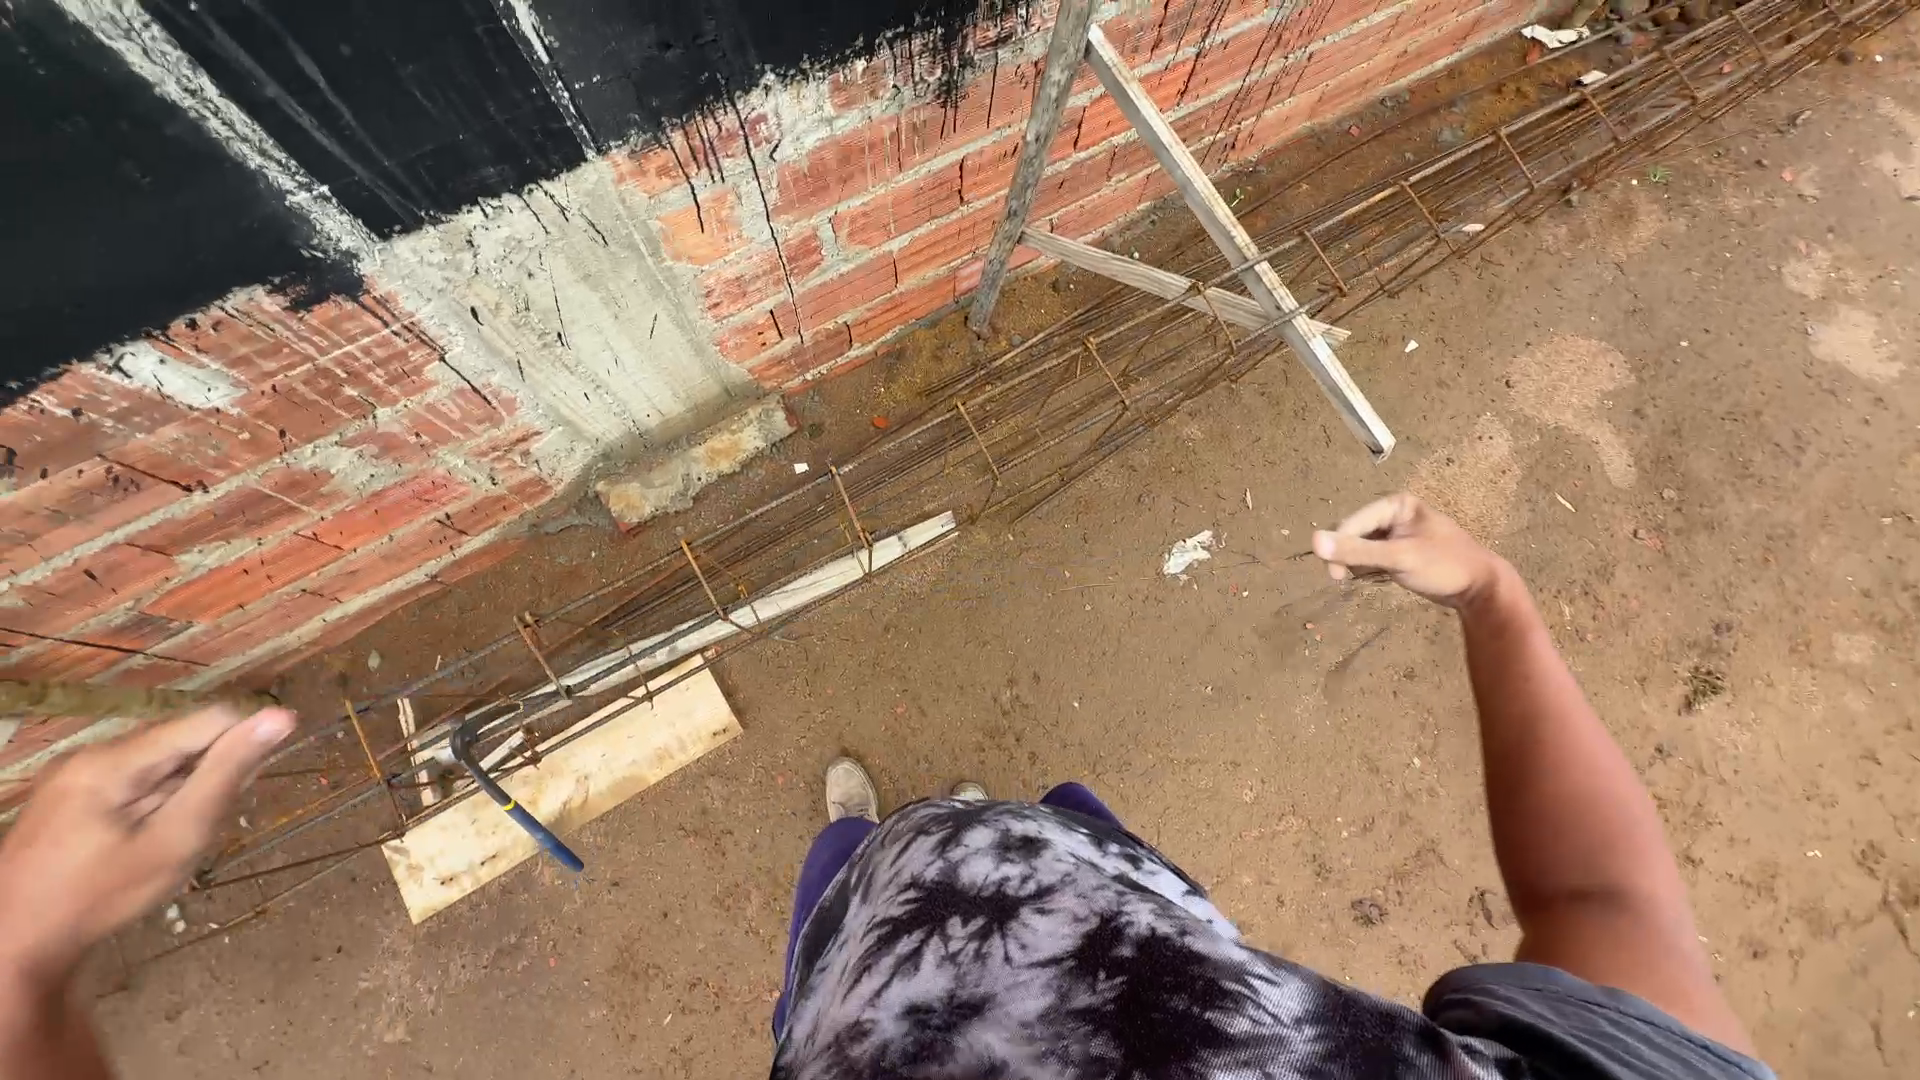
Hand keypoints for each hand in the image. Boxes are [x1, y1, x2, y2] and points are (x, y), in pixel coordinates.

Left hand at [0, 706, 293, 984]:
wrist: (13, 948)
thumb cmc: (102, 895)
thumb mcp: (178, 835)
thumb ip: (228, 772)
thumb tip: (282, 717)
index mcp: (115, 759)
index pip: (214, 719)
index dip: (245, 745)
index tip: (246, 787)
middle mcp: (95, 753)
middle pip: (189, 737)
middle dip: (213, 772)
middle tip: (202, 822)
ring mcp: (81, 772)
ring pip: (171, 757)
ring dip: (191, 787)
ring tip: (176, 832)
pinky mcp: (78, 789)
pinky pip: (146, 774)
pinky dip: (167, 796)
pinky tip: (155, 831)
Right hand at [1311, 493, 1507, 607]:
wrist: (1480, 589)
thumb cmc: (1444, 566)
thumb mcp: (1399, 558)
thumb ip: (1356, 551)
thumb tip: (1313, 542)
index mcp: (1396, 505)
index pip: (1352, 522)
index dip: (1338, 545)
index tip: (1334, 573)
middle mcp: (1393, 515)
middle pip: (1352, 533)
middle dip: (1346, 555)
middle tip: (1344, 578)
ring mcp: (1395, 533)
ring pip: (1357, 546)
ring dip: (1355, 563)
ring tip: (1367, 577)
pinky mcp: (1396, 550)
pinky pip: (1368, 555)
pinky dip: (1365, 567)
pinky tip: (1375, 577)